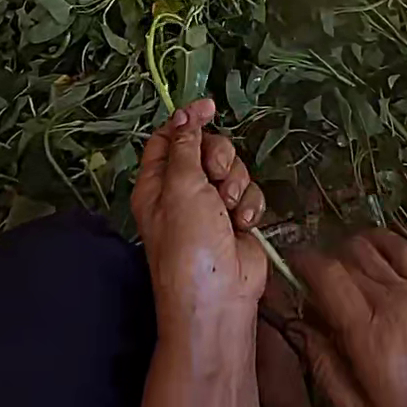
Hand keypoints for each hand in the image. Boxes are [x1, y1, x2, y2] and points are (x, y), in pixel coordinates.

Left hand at [131, 98, 268, 406]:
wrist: (220, 299)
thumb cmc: (189, 241)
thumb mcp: (181, 186)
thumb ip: (185, 144)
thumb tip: (185, 113)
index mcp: (157, 181)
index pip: (168, 136)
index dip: (188, 119)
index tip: (209, 107)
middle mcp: (182, 189)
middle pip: (206, 147)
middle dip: (218, 157)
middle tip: (215, 176)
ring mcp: (211, 204)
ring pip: (232, 167)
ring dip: (234, 184)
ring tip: (228, 209)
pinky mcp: (237, 216)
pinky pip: (249, 191)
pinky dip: (249, 204)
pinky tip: (244, 225)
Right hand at [290, 230, 406, 406]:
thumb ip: (327, 369)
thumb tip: (301, 329)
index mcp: (372, 335)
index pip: (327, 274)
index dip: (300, 263)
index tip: (285, 268)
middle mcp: (391, 303)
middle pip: (342, 257)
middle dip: (317, 265)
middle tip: (305, 290)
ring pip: (366, 247)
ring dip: (342, 252)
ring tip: (332, 278)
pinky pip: (399, 247)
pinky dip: (377, 241)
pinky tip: (365, 253)